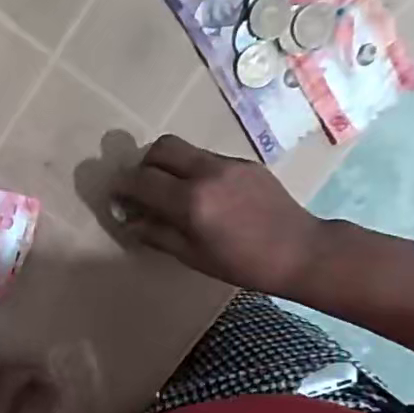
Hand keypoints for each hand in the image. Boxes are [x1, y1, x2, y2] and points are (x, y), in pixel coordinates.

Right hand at [110, 135, 327, 296]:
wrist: (299, 251)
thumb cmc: (242, 264)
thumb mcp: (193, 256)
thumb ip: (157, 234)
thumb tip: (130, 221)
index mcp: (191, 201)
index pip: (142, 180)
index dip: (122, 185)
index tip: (114, 193)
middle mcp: (207, 172)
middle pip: (161, 148)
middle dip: (144, 164)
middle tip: (143, 187)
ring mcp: (228, 163)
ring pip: (185, 150)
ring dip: (169, 166)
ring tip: (173, 192)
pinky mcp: (245, 163)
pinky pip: (207, 158)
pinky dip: (194, 171)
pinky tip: (205, 196)